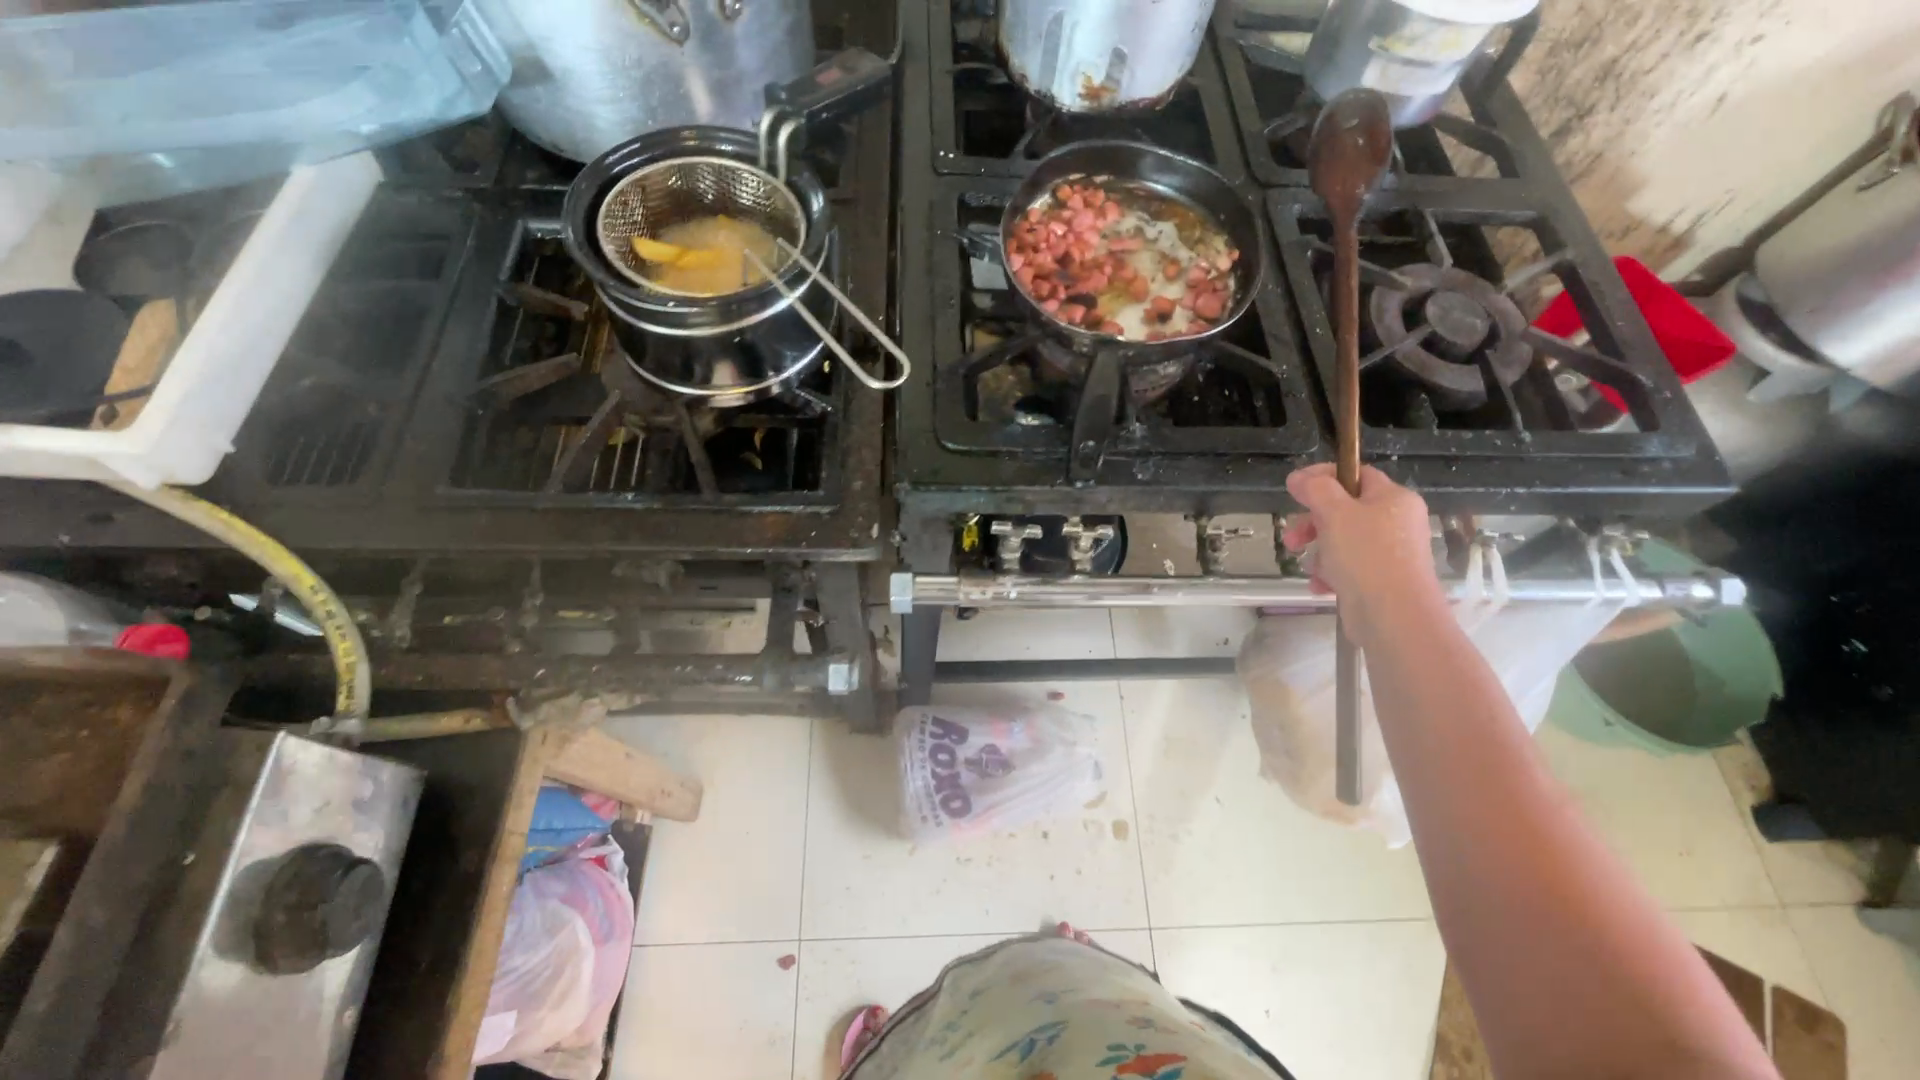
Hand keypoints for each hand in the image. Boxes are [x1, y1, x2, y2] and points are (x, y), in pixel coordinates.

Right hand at [1282, 464, 1445, 648]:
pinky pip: (1347, 567)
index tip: (1295, 488)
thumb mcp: (1336, 513)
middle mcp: (1396, 522)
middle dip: (1312, 523)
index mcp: (1394, 499)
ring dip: (1319, 552)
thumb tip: (1299, 477)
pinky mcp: (1380, 580)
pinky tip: (1321, 585)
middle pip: (1344, 510)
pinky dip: (1330, 574)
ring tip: (1311, 568)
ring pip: (1341, 541)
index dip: (1324, 477)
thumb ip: (1315, 489)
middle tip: (1292, 537)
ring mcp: (1389, 553)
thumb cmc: (1366, 555)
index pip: (1356, 474)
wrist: (1393, 615)